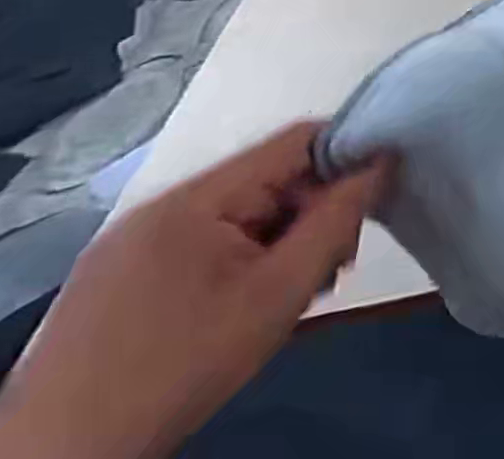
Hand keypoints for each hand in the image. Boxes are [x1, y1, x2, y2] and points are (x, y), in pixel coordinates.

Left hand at [0, 123, 391, 458]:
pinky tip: (256, 299)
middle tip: (336, 262)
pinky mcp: (122, 275)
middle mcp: (160, 208)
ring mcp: (133, 243)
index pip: (297, 140)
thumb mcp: (284, 287)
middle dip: (318, 212)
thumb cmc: (185, 362)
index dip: (350, 153)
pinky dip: (250, 258)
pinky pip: (210, 242)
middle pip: (272, 179)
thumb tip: (381, 160)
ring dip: (287, 239)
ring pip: (246, 213)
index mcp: (195, 199)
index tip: (378, 193)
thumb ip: (339, 216)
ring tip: (299, 288)